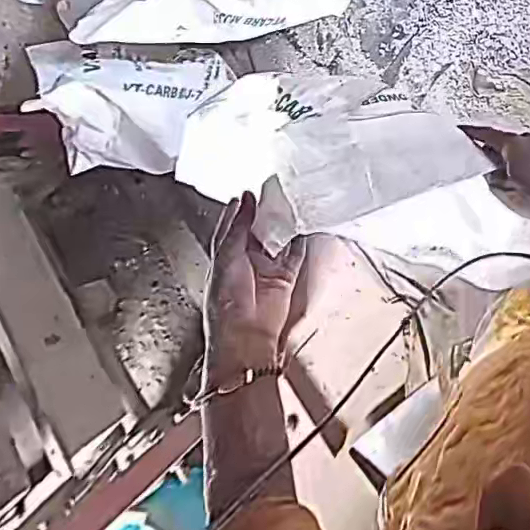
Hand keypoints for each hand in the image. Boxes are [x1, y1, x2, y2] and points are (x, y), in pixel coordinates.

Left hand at [204, 192, 307, 378]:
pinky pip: (295, 255)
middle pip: (257, 230)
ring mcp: (266, 269)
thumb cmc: (227, 305)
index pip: (233, 226)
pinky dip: (300, 242)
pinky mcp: (285, 278)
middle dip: (264, 213)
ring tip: (290, 204)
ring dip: (282, 225)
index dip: (240, 209)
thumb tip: (244, 200)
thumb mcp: (227, 258)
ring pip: (277, 240)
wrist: (246, 338)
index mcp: (225, 257)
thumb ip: (238, 229)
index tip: (249, 191)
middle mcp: (246, 261)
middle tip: (273, 192)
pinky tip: (303, 227)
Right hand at [460, 125, 529, 230]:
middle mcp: (523, 139)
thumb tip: (482, 163)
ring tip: (480, 159)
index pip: (485, 133)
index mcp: (512, 144)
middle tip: (465, 146)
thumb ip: (487, 171)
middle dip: (481, 141)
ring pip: (506, 143)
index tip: (459, 131)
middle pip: (496, 136)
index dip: (470, 132)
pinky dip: (504, 154)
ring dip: (494, 148)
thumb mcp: (499, 188)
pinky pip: (515, 148)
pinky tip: (498, 166)